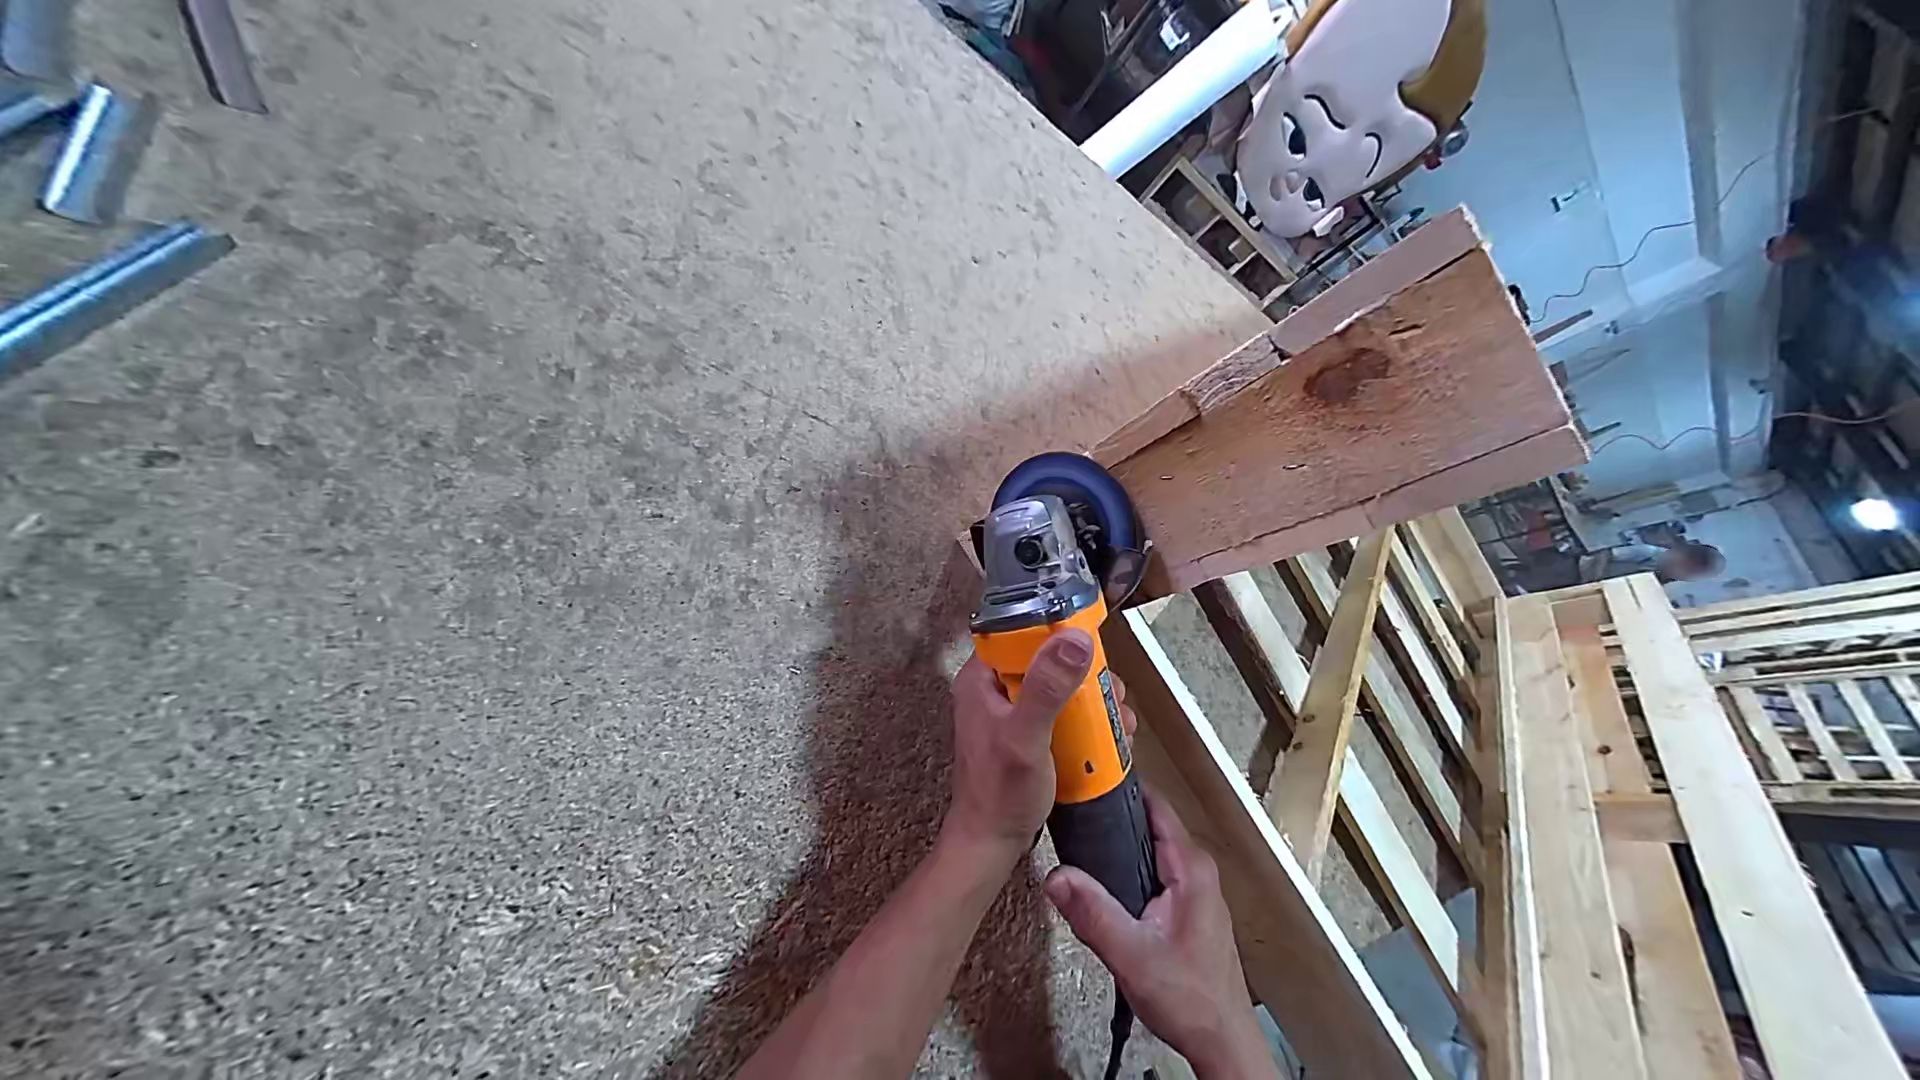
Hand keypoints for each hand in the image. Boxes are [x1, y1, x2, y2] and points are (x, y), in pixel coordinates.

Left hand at [943, 629, 1099, 854]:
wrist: (991, 844)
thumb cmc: (1000, 792)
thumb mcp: (1026, 736)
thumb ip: (1047, 688)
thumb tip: (1076, 639)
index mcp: (980, 679)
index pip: (1016, 634)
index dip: (1053, 630)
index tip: (1089, 641)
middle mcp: (993, 690)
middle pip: (1043, 660)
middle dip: (1083, 672)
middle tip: (1112, 689)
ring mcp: (1010, 713)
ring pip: (1056, 687)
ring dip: (1089, 698)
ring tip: (1117, 715)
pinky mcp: (1026, 734)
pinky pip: (1059, 713)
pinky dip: (1083, 720)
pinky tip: (1108, 734)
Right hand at [1043, 793, 1276, 1078]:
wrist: (1222, 1044)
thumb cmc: (1190, 1000)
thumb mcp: (1133, 955)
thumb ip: (1093, 913)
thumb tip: (1055, 876)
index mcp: (1190, 866)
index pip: (1154, 804)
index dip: (1121, 786)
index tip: (1088, 774)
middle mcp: (1195, 867)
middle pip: (1148, 820)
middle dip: (1111, 812)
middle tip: (1071, 806)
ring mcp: (1193, 885)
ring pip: (1149, 844)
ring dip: (1118, 839)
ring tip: (1078, 836)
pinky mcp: (1186, 902)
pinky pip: (1152, 864)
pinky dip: (1127, 861)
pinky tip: (1101, 874)